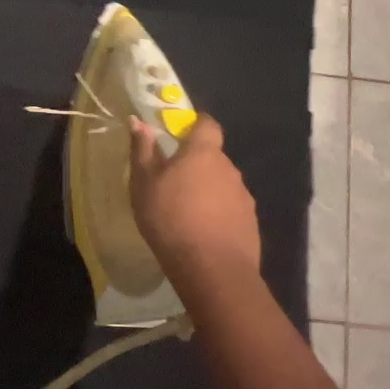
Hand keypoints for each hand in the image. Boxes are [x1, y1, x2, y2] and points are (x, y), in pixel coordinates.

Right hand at [128, 113, 259, 280]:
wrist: (212, 268)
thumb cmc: (170, 216)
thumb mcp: (143, 181)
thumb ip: (143, 149)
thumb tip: (139, 121)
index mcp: (203, 153)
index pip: (208, 124)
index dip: (195, 123)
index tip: (178, 132)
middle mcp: (229, 169)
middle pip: (212, 156)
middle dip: (194, 161)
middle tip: (169, 178)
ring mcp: (244, 196)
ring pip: (221, 182)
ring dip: (205, 187)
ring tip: (184, 208)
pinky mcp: (250, 222)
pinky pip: (229, 206)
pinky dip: (216, 210)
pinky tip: (200, 228)